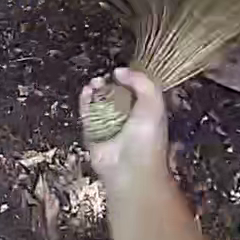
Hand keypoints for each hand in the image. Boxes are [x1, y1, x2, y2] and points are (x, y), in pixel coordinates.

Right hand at [80, 68, 169, 197]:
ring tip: (96, 82)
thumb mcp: (154, 102)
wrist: (130, 168)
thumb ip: (141, 81)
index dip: (129, 80)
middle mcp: (126, 119)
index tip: (122, 72)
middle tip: (106, 77)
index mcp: (145, 113)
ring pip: (99, 103)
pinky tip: (87, 90)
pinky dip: (85, 101)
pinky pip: (86, 113)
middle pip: (115, 95)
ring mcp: (108, 126)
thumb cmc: (147, 137)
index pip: (136, 91)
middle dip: (110, 84)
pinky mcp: (92, 133)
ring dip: (96, 90)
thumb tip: (120, 71)